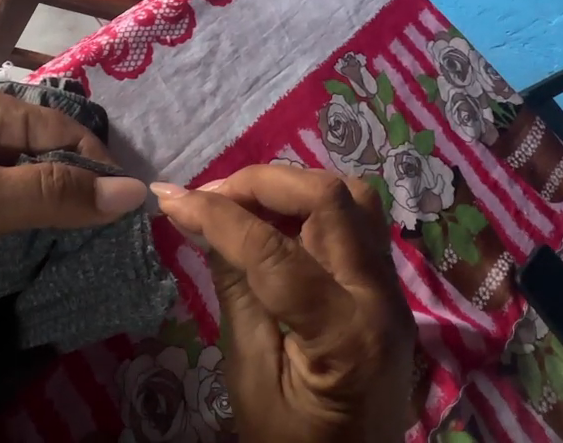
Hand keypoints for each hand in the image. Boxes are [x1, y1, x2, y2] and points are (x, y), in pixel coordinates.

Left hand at [0, 90, 150, 346]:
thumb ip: (54, 194)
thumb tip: (134, 190)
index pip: (68, 133)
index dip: (103, 169)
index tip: (135, 214)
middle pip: (61, 165)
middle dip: (90, 200)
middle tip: (128, 242)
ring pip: (46, 200)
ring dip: (72, 226)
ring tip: (110, 257)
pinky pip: (26, 228)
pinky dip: (48, 244)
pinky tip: (74, 265)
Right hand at [154, 166, 416, 442]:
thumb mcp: (250, 378)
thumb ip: (233, 288)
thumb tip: (199, 216)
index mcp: (344, 336)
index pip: (274, 251)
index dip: (217, 216)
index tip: (170, 199)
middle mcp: (380, 298)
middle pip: (328, 199)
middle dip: (259, 183)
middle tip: (209, 197)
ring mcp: (392, 289)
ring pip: (351, 196)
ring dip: (290, 186)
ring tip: (242, 202)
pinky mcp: (388, 285)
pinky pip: (355, 218)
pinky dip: (310, 203)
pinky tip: (273, 219)